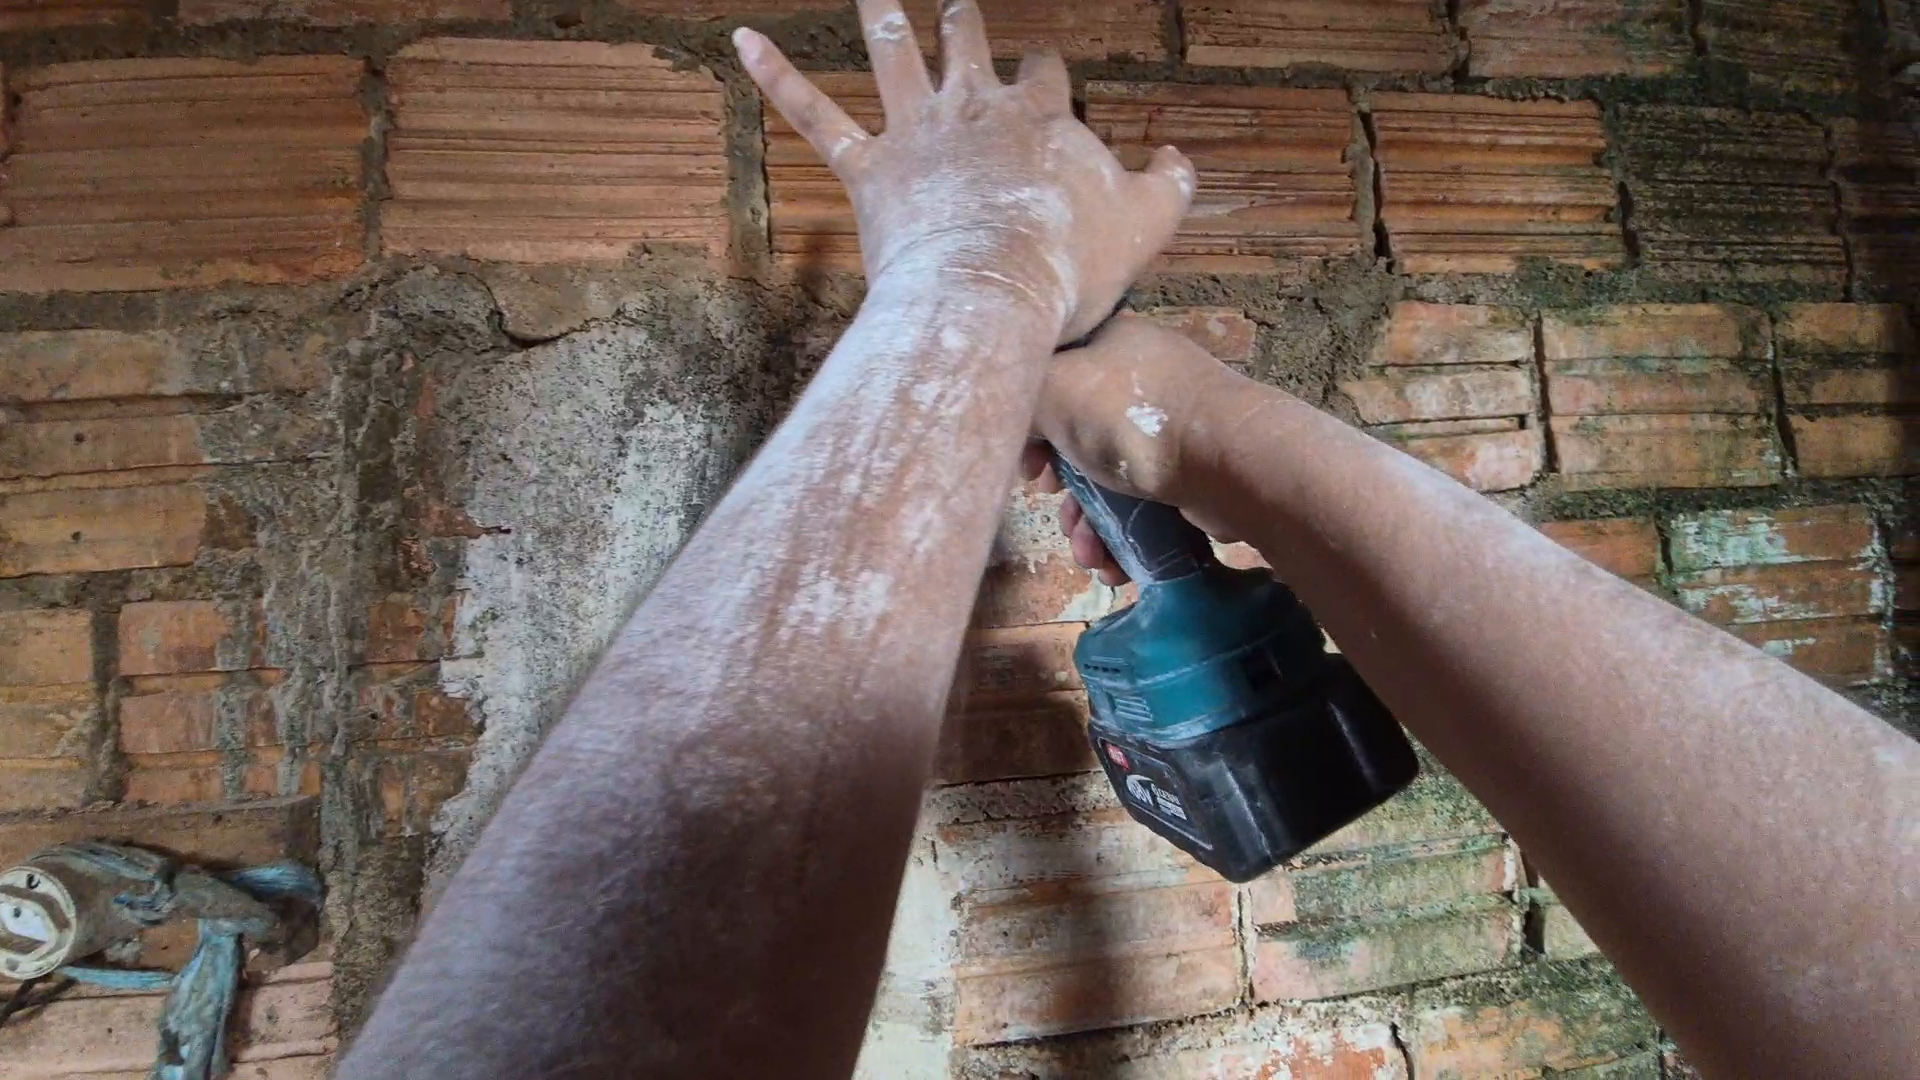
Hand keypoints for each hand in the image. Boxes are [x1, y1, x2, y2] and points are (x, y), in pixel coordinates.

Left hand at [734, 1, 1195, 342]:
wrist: (995, 298)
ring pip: (893, 50)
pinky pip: (815, 116)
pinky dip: (778, 77)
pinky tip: (741, 39)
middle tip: (960, 11)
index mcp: (1038, 114)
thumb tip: (1178, 158)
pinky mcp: (872, 172)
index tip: (1042, 84)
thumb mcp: (1148, 226)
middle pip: (968, 41)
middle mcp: (974, 105)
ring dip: (881, 12)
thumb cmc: (1070, 268)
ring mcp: (918, 132)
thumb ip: (1172, 185)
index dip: (1043, 74)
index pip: (1043, 71)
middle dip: (966, 25)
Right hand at [1019, 315, 1248, 582]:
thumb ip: (1021, 397)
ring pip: (1109, 476)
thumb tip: (1025, 424)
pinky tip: (1115, 564)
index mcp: (1111, 343)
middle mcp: (1143, 377)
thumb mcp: (1051, 390)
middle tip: (1056, 510)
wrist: (1228, 460)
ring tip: (1090, 556)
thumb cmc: (1130, 418)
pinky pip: (1142, 500)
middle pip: (1078, 435)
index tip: (1029, 465)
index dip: (1031, 424)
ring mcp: (1172, 424)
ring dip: (1089, 524)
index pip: (1054, 377)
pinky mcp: (1193, 469)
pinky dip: (1124, 533)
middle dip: (1062, 488)